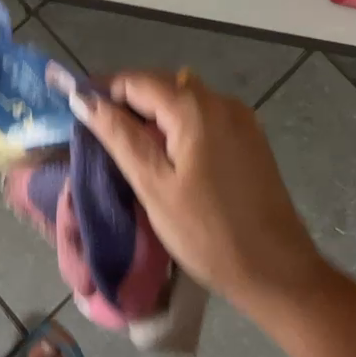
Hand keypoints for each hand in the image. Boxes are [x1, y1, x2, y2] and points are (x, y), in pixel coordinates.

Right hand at [75, 70, 327, 313]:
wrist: (279, 276)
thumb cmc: (207, 232)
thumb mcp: (152, 184)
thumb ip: (117, 133)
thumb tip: (81, 97)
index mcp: (194, 108)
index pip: (133, 80)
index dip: (101, 93)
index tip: (76, 116)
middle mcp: (220, 102)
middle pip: (159, 85)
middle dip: (124, 103)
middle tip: (97, 136)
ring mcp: (239, 120)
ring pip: (179, 99)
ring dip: (149, 115)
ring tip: (127, 149)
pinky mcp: (248, 139)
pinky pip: (200, 116)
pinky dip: (175, 126)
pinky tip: (165, 157)